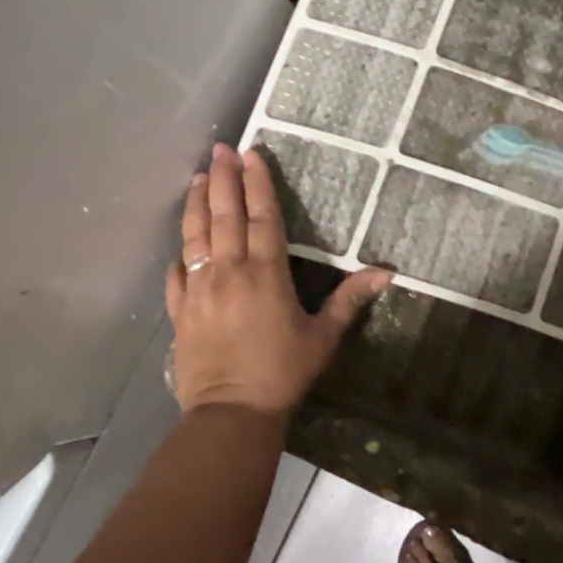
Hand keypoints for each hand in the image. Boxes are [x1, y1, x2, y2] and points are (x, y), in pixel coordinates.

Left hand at [166, 143, 390, 416]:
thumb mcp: (323, 337)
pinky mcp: (180, 310)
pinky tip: (181, 242)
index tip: (251, 154)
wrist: (231, 413)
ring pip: (196, 235)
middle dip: (222, 179)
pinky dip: (179, 252)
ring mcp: (199, 289)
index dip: (257, 183)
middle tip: (220, 149)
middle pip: (224, 215)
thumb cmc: (283, 373)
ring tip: (197, 176)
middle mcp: (229, 272)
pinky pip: (176, 273)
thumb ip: (349, 300)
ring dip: (196, 203)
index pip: (262, 217)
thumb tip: (386, 272)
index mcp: (266, 273)